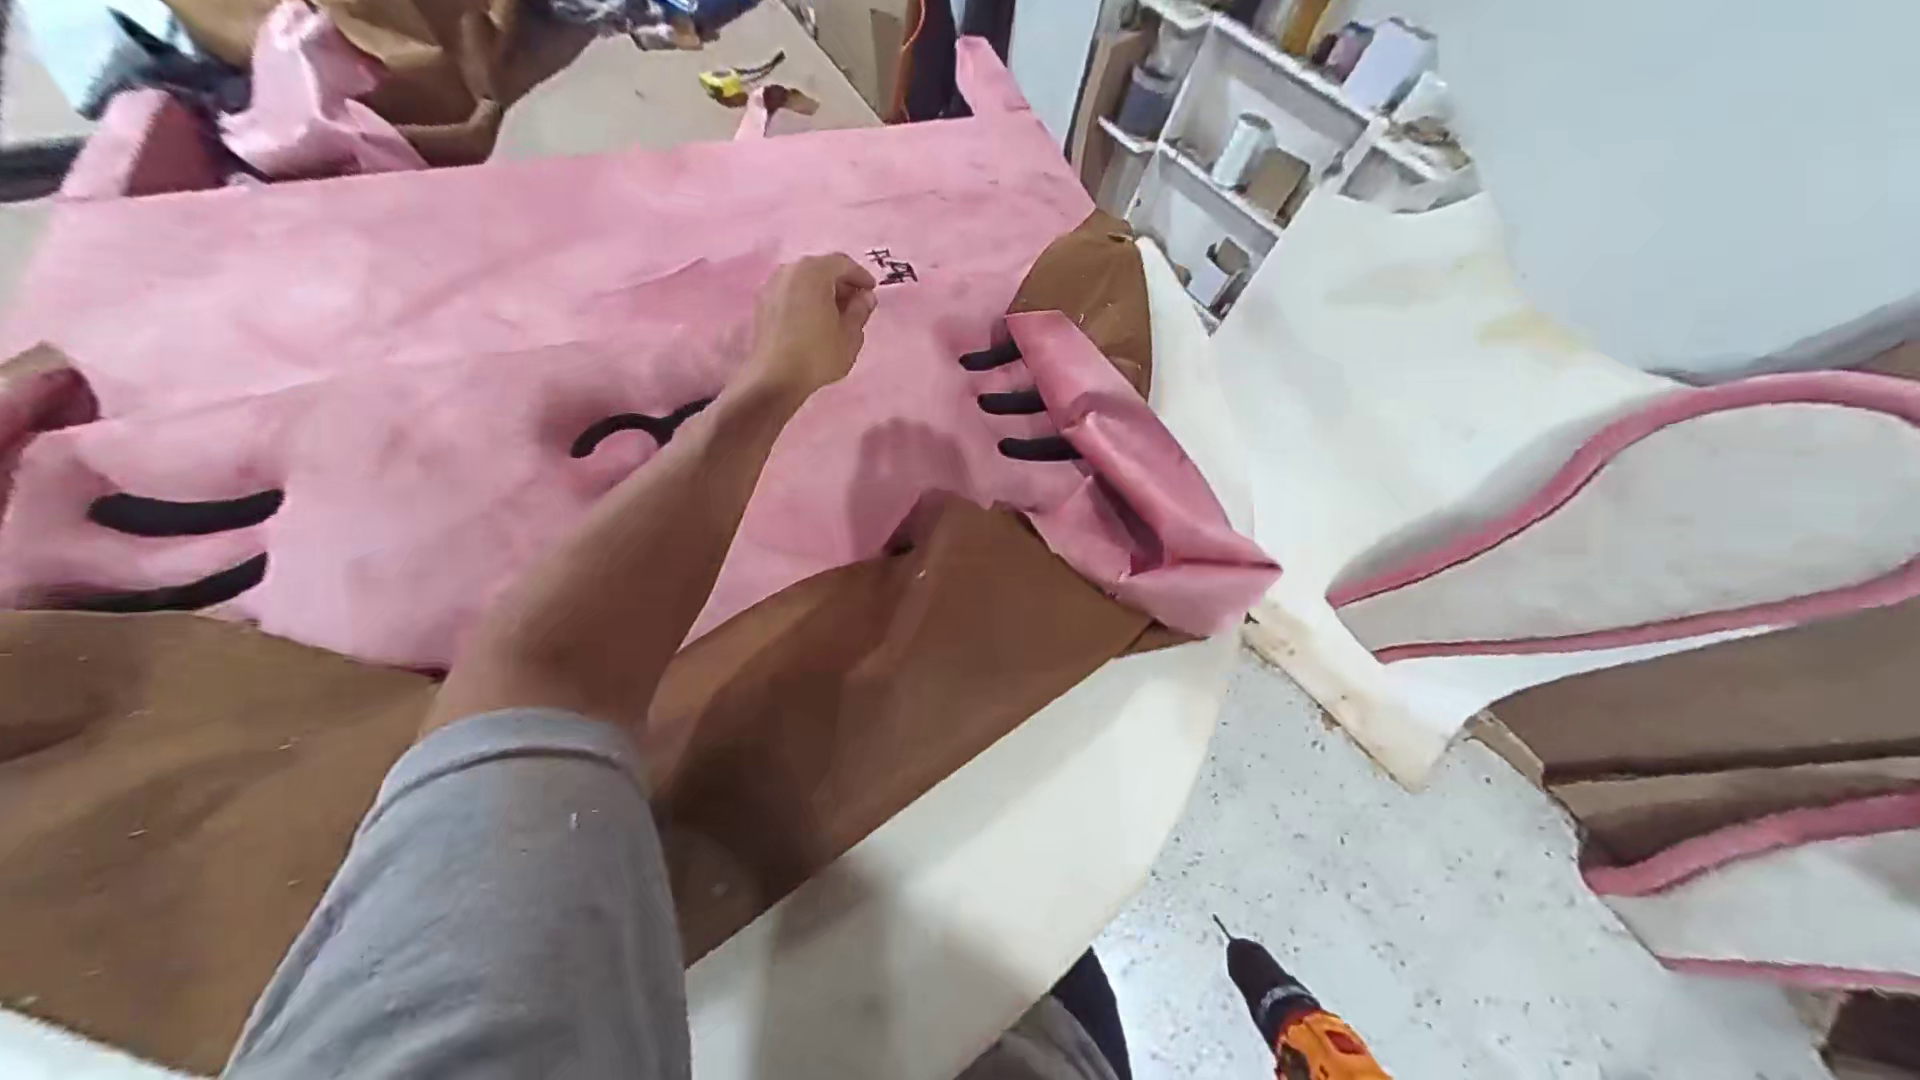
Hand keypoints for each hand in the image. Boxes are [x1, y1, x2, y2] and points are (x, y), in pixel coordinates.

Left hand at [738, 254, 877, 400]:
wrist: (775, 377)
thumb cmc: (818, 354)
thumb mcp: (850, 335)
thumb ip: (861, 310)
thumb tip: (865, 297)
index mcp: (814, 272)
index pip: (843, 263)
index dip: (861, 276)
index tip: (871, 291)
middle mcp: (789, 270)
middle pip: (821, 269)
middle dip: (841, 283)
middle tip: (856, 303)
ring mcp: (772, 285)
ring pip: (804, 280)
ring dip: (822, 292)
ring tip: (836, 314)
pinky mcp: (762, 303)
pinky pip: (791, 292)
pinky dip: (805, 299)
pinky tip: (814, 320)